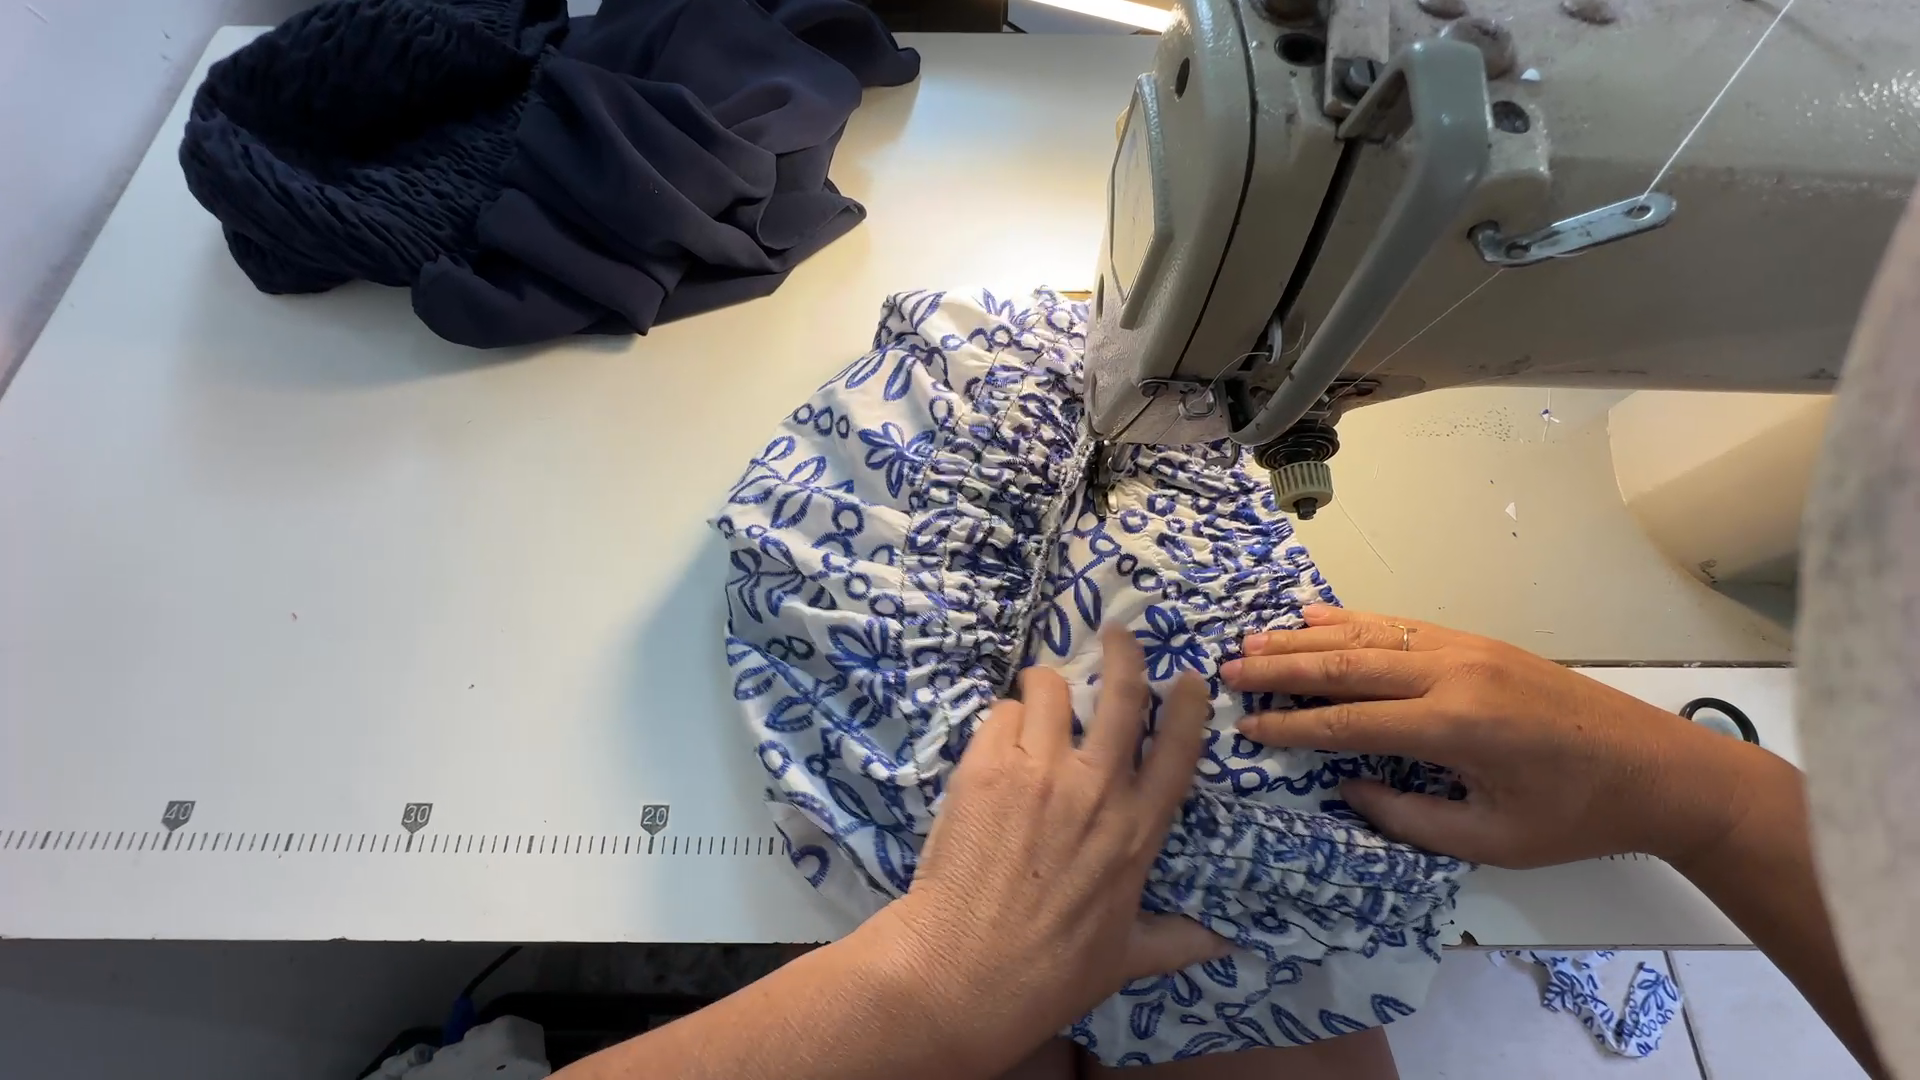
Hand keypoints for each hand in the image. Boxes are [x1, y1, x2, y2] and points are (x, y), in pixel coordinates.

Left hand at [872, 625, 1227, 1063]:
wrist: (964, 970)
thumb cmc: (1050, 971)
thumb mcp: (1126, 958)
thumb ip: (1176, 940)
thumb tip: (1223, 944)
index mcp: (1136, 830)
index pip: (1177, 751)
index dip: (1187, 705)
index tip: (1186, 676)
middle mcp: (1095, 787)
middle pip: (1120, 693)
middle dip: (1122, 652)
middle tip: (1115, 634)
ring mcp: (1039, 770)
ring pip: (1048, 688)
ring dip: (1043, 688)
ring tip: (1033, 701)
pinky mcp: (987, 766)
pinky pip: (1000, 713)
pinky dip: (1001, 720)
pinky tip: (994, 744)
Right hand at [1221, 606, 1767, 869]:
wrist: (1666, 770)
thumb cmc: (1577, 816)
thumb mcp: (1492, 840)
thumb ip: (1407, 816)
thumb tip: (1345, 784)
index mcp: (1454, 727)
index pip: (1347, 722)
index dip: (1290, 726)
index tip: (1246, 726)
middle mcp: (1450, 674)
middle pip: (1343, 664)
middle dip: (1279, 668)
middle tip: (1228, 670)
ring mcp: (1461, 647)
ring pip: (1364, 634)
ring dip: (1303, 637)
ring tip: (1253, 640)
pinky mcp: (1473, 638)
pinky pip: (1396, 622)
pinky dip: (1348, 617)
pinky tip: (1311, 615)